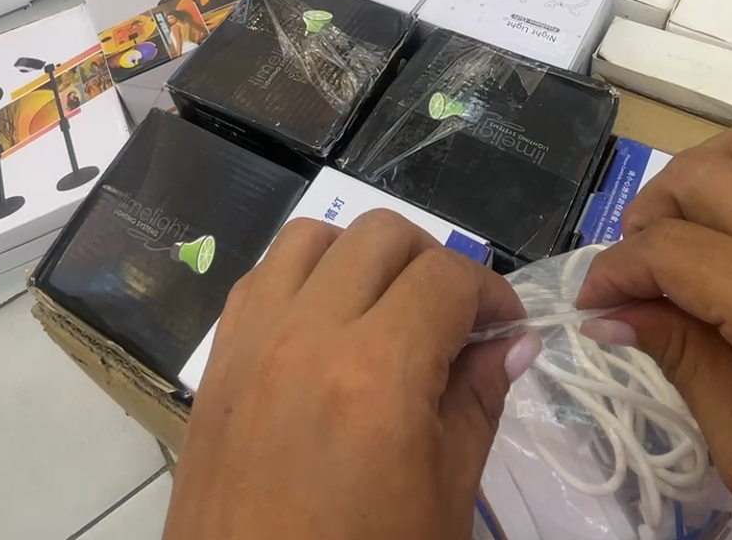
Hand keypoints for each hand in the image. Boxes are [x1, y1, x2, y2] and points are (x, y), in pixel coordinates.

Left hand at [166, 210, 535, 539]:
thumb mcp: (444, 497)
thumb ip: (478, 400)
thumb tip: (511, 340)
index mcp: (375, 374)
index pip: (445, 277)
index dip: (490, 291)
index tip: (504, 325)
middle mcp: (308, 334)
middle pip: (380, 233)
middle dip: (431, 260)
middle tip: (450, 315)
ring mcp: (254, 339)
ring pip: (313, 235)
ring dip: (360, 254)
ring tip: (385, 304)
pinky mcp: (220, 357)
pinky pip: (263, 274)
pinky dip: (304, 274)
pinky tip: (325, 321)